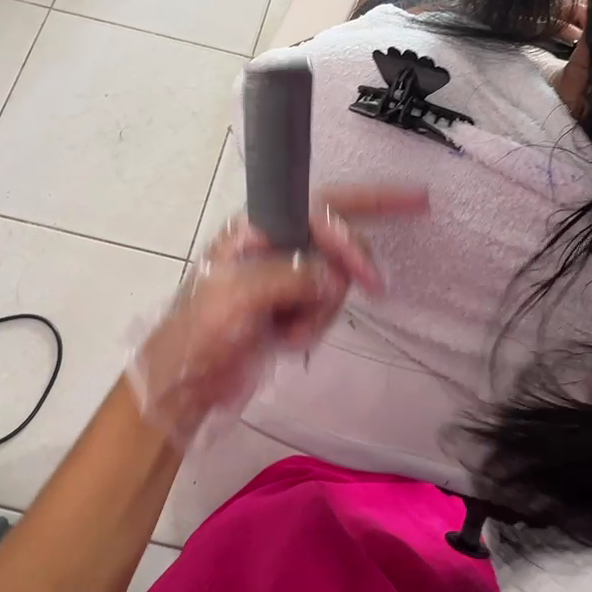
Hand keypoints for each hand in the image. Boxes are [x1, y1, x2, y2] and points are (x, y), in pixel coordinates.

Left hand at [126, 184, 426, 442]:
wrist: (181, 386)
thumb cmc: (199, 332)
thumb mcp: (239, 295)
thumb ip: (291, 275)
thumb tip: (334, 276)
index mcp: (258, 227)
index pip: (323, 205)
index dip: (368, 205)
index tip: (410, 214)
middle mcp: (275, 244)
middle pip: (338, 241)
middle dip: (350, 269)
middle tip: (374, 289)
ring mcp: (283, 278)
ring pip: (335, 281)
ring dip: (321, 311)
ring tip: (288, 333)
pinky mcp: (288, 308)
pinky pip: (325, 308)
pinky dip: (313, 327)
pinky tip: (286, 341)